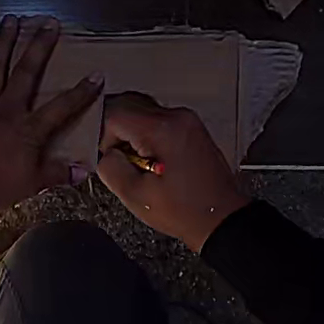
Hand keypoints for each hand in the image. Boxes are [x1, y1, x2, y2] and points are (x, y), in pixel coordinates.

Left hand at [0, 14, 103, 210]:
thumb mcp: (32, 183)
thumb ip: (57, 174)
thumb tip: (82, 172)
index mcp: (29, 129)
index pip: (62, 107)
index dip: (81, 92)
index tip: (96, 75)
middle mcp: (7, 109)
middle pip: (26, 72)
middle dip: (40, 47)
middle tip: (48, 23)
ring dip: (2, 43)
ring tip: (9, 21)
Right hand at [96, 92, 249, 249]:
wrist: (221, 218)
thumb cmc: (182, 211)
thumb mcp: (135, 195)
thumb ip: (110, 168)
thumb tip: (105, 153)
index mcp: (163, 130)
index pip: (115, 114)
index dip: (102, 136)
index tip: (107, 159)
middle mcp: (176, 116)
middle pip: (129, 104)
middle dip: (113, 130)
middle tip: (112, 157)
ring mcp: (187, 120)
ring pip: (142, 109)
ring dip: (128, 131)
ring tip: (131, 160)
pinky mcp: (190, 128)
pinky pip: (157, 119)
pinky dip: (144, 133)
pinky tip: (146, 158)